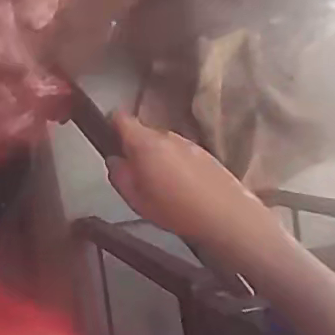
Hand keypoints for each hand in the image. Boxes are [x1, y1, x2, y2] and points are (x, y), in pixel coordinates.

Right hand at [106, 112, 282, 260]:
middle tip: (135, 172)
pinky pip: (182, 153)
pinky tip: (182, 187)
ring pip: (164, 144)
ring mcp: (190, 144)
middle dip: (136, 147)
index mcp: (145, 143)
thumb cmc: (173, 208)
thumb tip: (115, 160)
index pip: (122, 119)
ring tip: (160, 183)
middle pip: (144, 133)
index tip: (109, 139)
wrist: (226, 216)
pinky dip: (177, 164)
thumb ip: (119, 175)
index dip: (111, 124)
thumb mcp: (134, 198)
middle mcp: (167, 136)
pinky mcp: (207, 155)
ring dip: (158, 156)